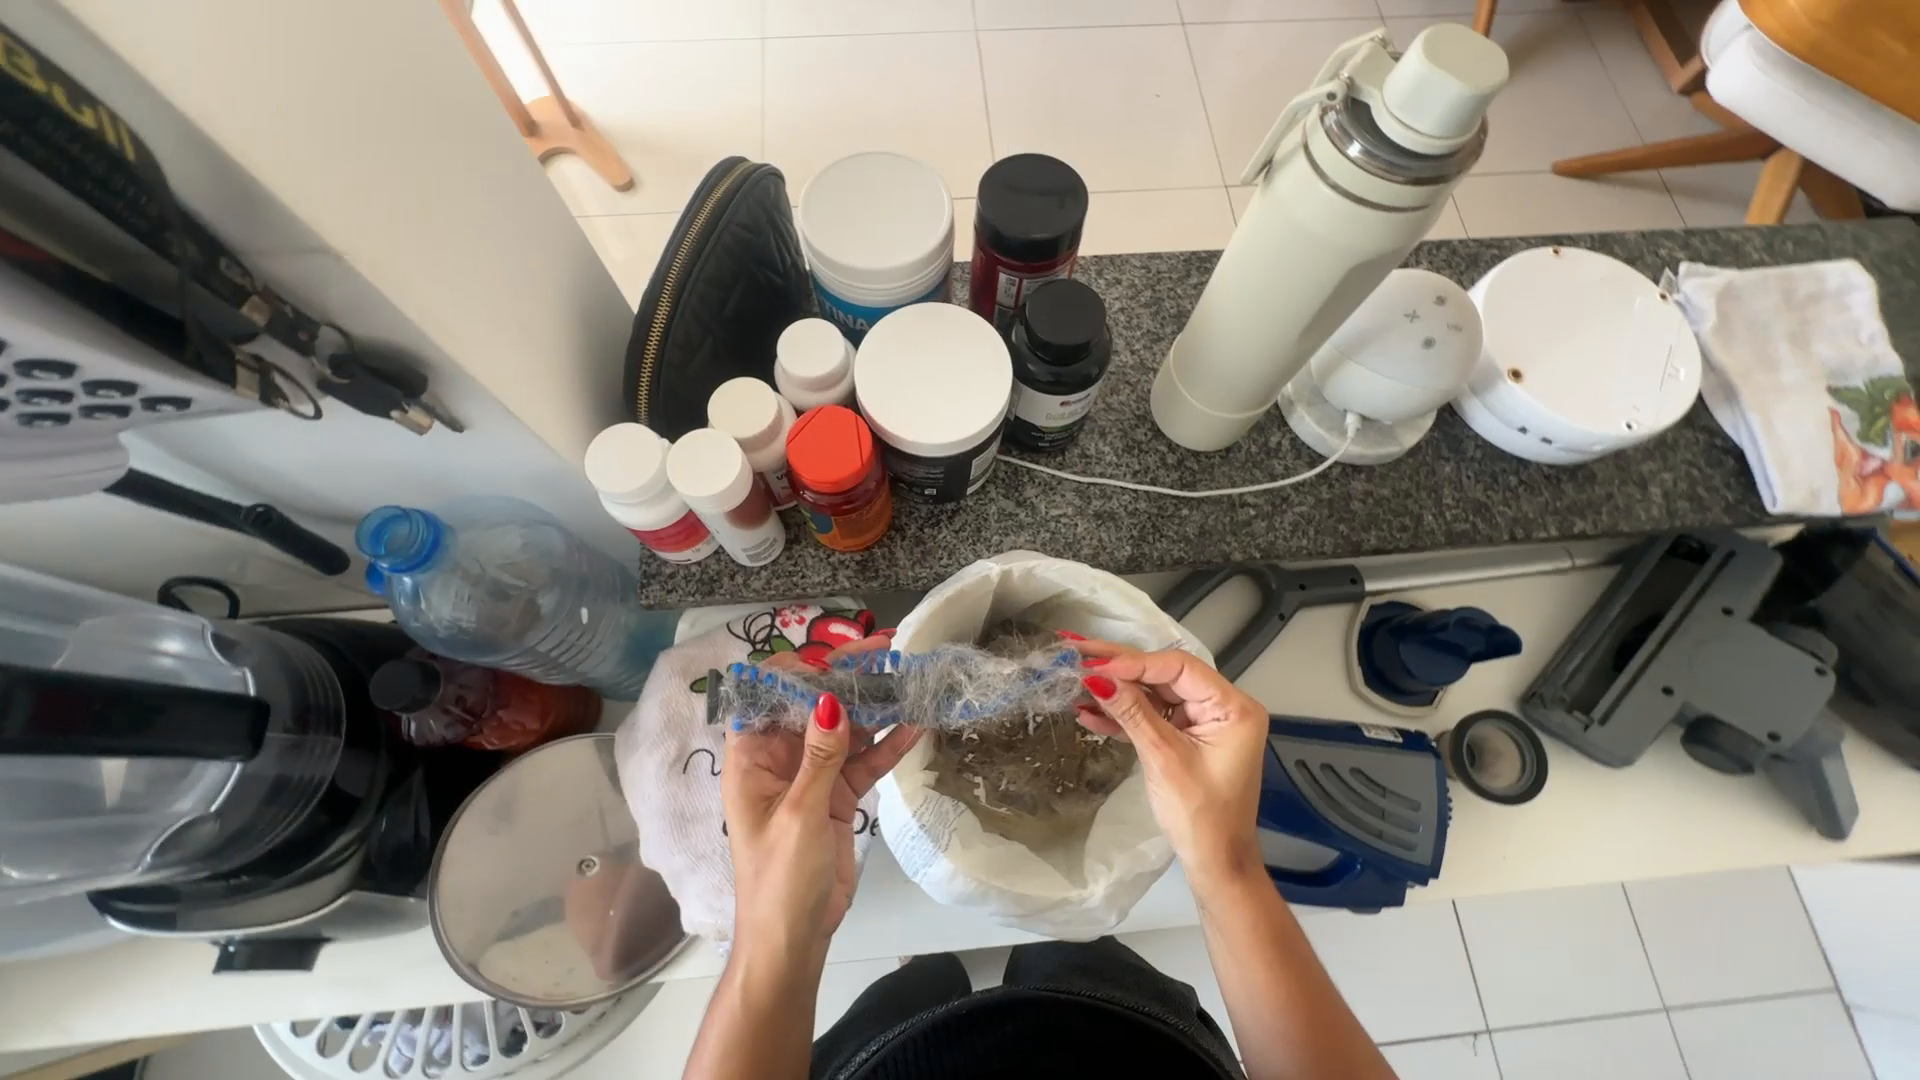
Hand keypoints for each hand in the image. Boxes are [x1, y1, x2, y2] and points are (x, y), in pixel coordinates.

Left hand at [722, 635, 920, 964]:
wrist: (794, 939)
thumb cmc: (780, 878)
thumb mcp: (799, 814)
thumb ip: (820, 756)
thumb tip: (831, 698)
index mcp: (753, 756)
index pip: (767, 695)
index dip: (797, 670)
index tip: (836, 657)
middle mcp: (781, 757)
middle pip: (814, 704)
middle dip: (848, 678)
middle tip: (888, 650)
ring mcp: (812, 774)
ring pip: (846, 727)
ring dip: (875, 706)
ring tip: (910, 676)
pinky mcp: (839, 794)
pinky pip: (865, 760)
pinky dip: (889, 744)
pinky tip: (916, 724)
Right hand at [1074, 641, 1269, 886]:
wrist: (1215, 863)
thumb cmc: (1200, 815)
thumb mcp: (1163, 758)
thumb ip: (1132, 712)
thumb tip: (1096, 677)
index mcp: (1231, 706)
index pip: (1178, 667)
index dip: (1134, 663)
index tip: (1095, 665)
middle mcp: (1220, 705)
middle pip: (1162, 674)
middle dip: (1119, 667)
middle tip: (1077, 651)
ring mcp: (1201, 720)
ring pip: (1152, 693)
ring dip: (1115, 691)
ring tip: (1074, 679)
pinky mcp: (1185, 735)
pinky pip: (1151, 714)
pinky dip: (1123, 714)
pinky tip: (1089, 711)